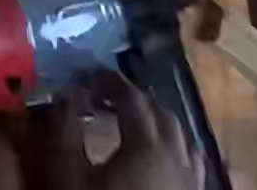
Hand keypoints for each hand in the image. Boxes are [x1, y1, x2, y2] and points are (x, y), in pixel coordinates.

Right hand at [49, 73, 205, 189]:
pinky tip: (158, 162)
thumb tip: (65, 94)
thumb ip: (64, 129)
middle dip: (132, 98)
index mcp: (147, 147)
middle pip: (160, 112)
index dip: (107, 80)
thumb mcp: (68, 176)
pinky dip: (175, 150)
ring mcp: (192, 187)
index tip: (85, 77)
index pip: (130, 96)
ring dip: (156, 121)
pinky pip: (192, 166)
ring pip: (182, 138)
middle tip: (102, 97)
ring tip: (129, 124)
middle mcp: (178, 161)